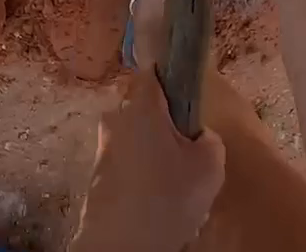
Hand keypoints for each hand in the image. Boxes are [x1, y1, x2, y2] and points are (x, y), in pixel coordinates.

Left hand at [71, 72, 226, 251]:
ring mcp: (102, 147)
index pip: (154, 72)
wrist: (120, 248)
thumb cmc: (167, 197)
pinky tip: (152, 198)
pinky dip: (137, 174)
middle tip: (184, 150)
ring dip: (149, 151)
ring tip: (170, 181)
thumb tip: (198, 135)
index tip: (187, 98)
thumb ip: (209, 138)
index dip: (172, 79)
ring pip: (133, 137)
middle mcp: (116, 117)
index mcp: (142, 105)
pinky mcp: (95, 175)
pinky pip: (123, 163)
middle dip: (162, 123)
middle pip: (144, 108)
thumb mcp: (210, 165)